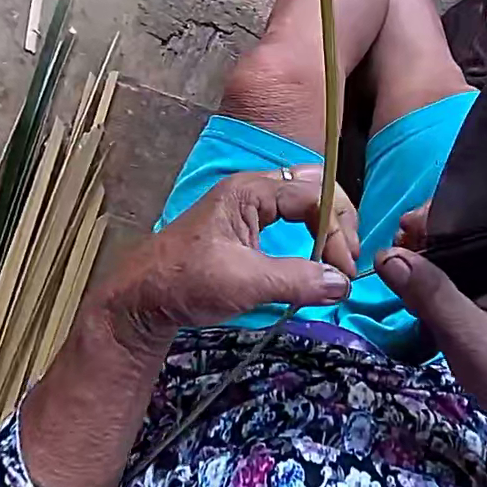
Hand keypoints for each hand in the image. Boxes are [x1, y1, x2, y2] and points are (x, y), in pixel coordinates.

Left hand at [84, 166, 359, 363]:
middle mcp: (256, 188)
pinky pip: (297, 213)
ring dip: (331, 223)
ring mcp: (254, 203)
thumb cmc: (186, 284)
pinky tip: (321, 252)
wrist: (139, 300)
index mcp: (251, 190)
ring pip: (310, 197)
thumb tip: (344, 285)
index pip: (314, 197)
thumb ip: (297, 280)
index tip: (344, 270)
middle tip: (347, 260)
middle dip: (340, 220)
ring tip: (339, 257)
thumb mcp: (244, 283)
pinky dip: (316, 229)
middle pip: (318, 187)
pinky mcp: (252, 222)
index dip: (336, 231)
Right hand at [377, 208, 486, 447]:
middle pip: (476, 230)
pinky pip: (464, 270)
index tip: (409, 226)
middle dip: (434, 234)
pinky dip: (437, 273)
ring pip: (466, 249)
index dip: (449, 217)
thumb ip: (433, 297)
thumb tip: (389, 257)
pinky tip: (414, 277)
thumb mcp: (471, 342)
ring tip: (399, 258)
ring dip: (432, 253)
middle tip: (397, 245)